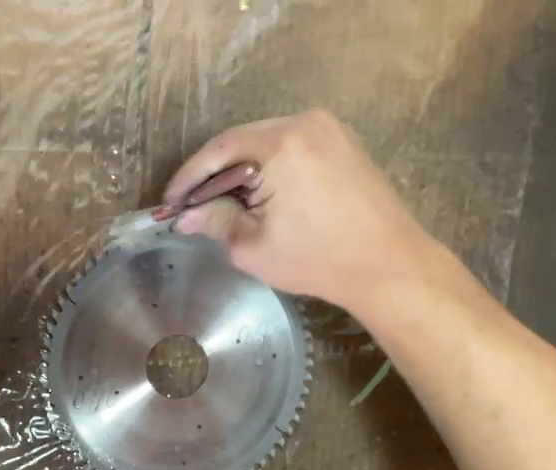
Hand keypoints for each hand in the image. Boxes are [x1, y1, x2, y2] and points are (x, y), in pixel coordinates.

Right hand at [164, 110, 447, 311]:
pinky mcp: (341, 140)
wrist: (385, 261)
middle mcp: (305, 122)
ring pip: (264, 142)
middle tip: (191, 205)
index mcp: (281, 145)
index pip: (219, 150)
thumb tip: (186, 216)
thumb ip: (215, 223)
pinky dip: (265, 167)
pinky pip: (289, 146)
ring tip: (220, 204)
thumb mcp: (252, 247)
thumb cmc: (316, 259)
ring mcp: (328, 128)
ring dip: (238, 170)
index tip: (170, 203)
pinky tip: (256, 195)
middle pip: (241, 140)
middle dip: (212, 173)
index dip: (189, 177)